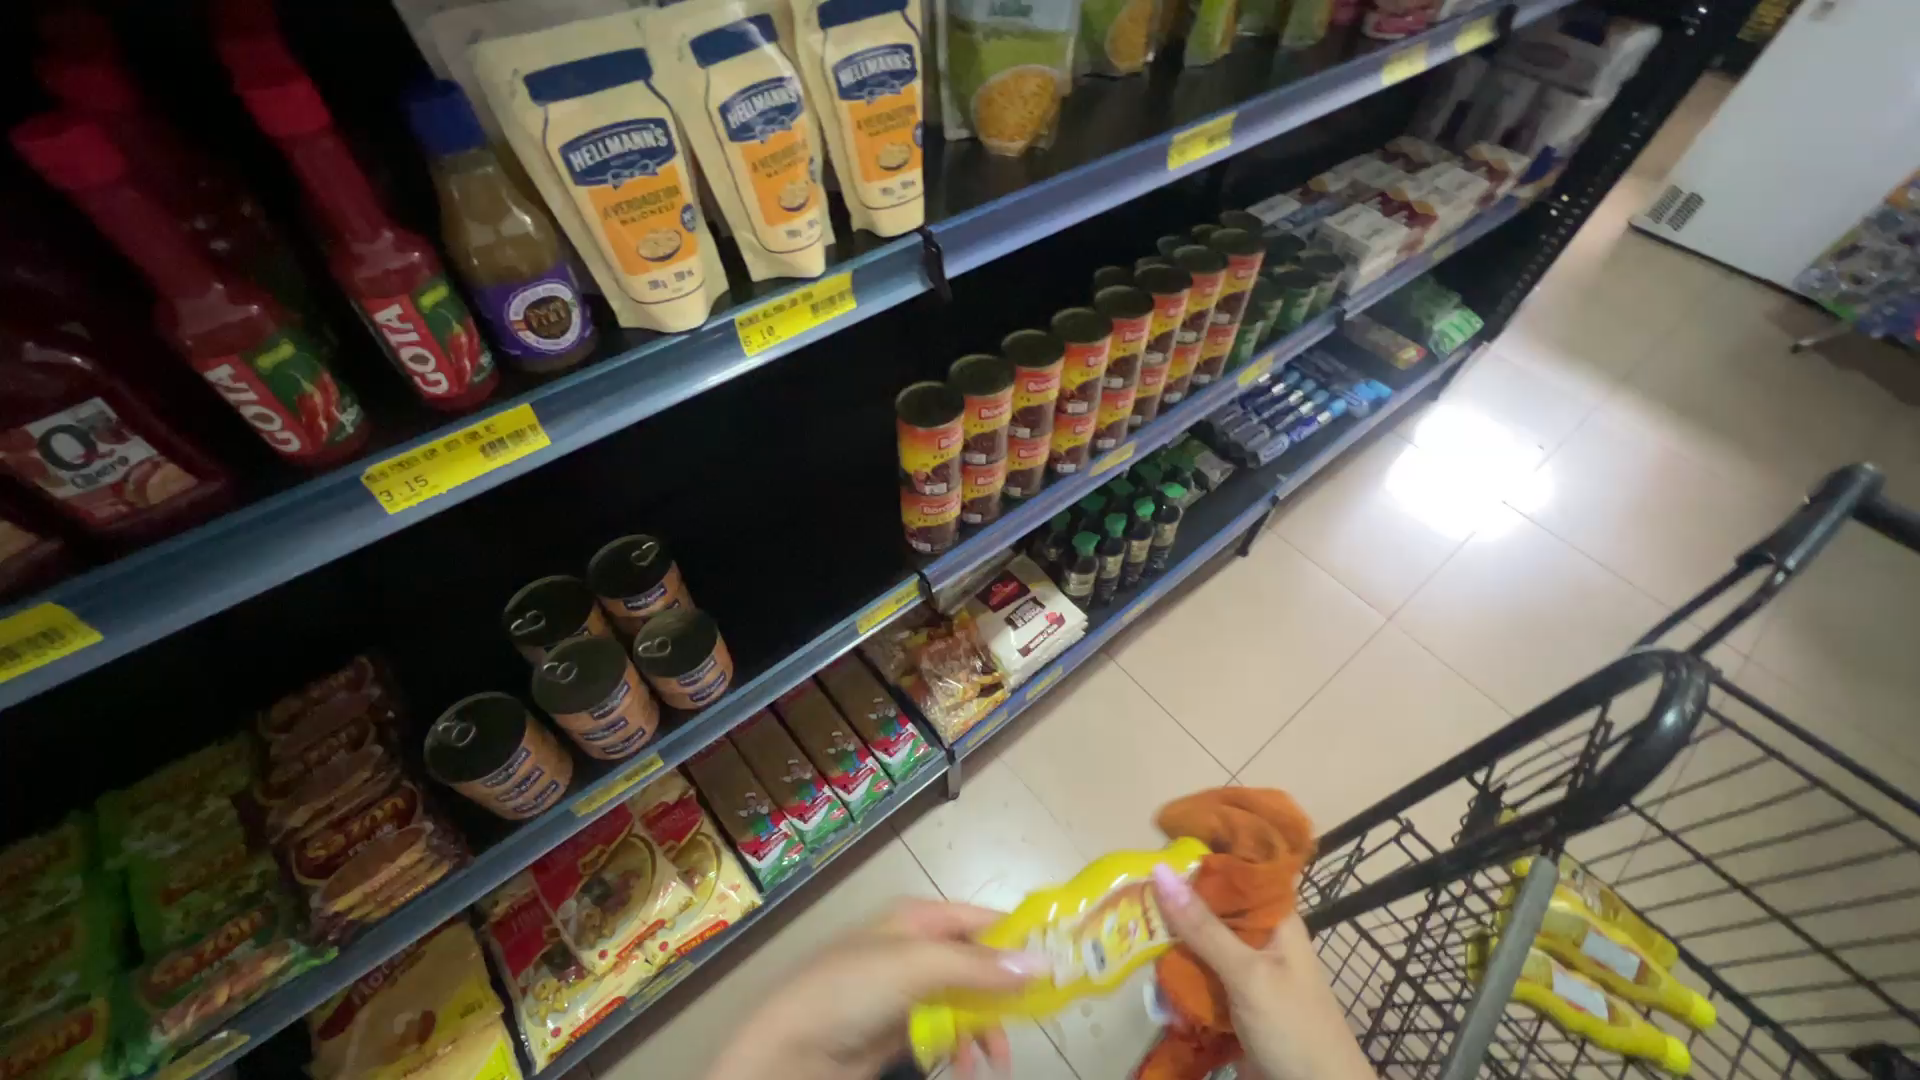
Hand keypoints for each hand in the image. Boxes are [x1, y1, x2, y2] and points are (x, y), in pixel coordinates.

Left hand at [705, 899, 1046, 1079]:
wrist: (788, 1052)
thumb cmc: (851, 990)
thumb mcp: (917, 968)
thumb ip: (980, 968)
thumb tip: (1045, 963)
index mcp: (918, 919)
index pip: (982, 920)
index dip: (1019, 939)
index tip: (1060, 965)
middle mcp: (917, 948)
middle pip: (979, 965)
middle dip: (1006, 994)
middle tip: (1037, 1023)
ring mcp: (908, 991)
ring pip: (967, 1003)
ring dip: (987, 1029)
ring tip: (996, 1061)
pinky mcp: (900, 1029)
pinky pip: (946, 1032)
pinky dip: (962, 1049)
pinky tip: (965, 1068)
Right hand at [1151, 865, 1378, 1079]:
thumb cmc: (1295, 1031)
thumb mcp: (1248, 975)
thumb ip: (1203, 926)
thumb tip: (1159, 868)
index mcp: (1274, 918)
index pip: (1233, 869)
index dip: (1198, 856)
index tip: (1155, 848)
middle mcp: (1258, 937)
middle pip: (1208, 906)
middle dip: (1173, 903)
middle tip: (1129, 893)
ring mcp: (1243, 972)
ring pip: (1196, 942)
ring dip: (1170, 944)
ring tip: (1131, 934)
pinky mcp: (1230, 1003)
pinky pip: (1195, 977)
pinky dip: (1175, 978)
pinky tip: (1152, 979)